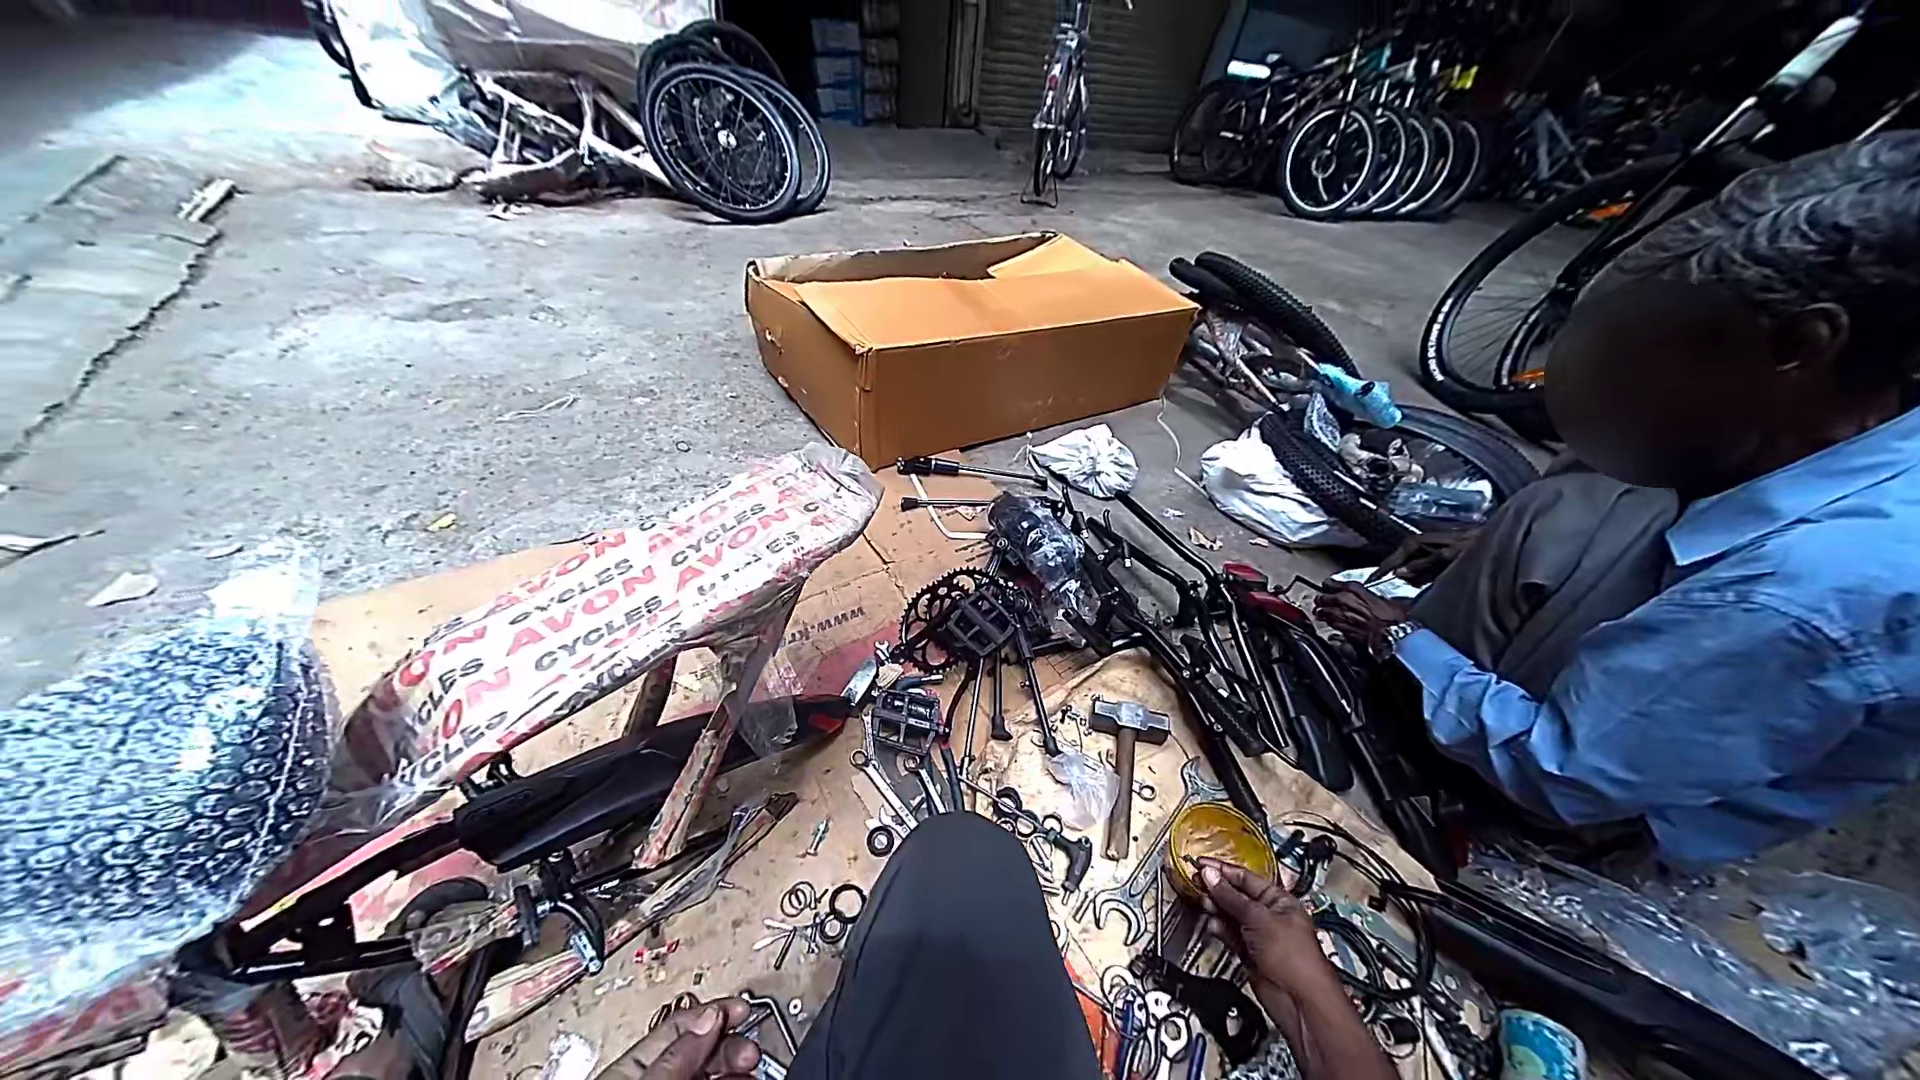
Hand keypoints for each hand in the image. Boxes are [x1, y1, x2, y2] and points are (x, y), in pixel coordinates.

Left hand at [601, 998, 760, 1079]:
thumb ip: (677, 1053)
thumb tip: (711, 1013)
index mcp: (633, 1065)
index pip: (681, 1024)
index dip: (715, 1010)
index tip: (744, 1008)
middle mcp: (653, 1076)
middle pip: (701, 1047)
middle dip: (730, 1043)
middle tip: (750, 1051)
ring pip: (710, 1070)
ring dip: (735, 1066)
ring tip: (752, 1070)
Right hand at [1193, 858, 1338, 1014]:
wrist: (1299, 1002)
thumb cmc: (1296, 960)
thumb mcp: (1258, 918)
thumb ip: (1230, 896)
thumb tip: (1211, 876)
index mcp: (1279, 901)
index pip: (1246, 878)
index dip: (1222, 870)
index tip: (1202, 863)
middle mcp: (1270, 917)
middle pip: (1236, 896)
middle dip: (1216, 888)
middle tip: (1197, 881)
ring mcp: (1260, 936)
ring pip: (1231, 915)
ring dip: (1216, 909)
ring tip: (1204, 903)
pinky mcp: (1251, 954)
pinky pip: (1230, 936)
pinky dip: (1220, 930)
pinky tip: (1214, 926)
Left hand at [1312, 581, 1410, 651]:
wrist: (1393, 636)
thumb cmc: (1395, 619)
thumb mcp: (1389, 601)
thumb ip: (1375, 597)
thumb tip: (1379, 599)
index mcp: (1353, 589)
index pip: (1330, 583)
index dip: (1329, 586)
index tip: (1329, 588)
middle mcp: (1342, 600)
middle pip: (1321, 597)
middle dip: (1322, 600)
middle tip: (1324, 602)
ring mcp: (1338, 615)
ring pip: (1321, 611)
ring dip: (1322, 612)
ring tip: (1323, 613)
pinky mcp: (1339, 628)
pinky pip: (1328, 623)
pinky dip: (1328, 623)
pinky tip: (1331, 623)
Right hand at [1373, 528, 1479, 586]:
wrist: (1492, 538)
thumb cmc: (1469, 545)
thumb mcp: (1445, 557)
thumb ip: (1421, 565)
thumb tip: (1397, 573)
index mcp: (1414, 542)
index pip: (1392, 559)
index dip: (1381, 570)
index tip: (1370, 581)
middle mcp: (1415, 544)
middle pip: (1400, 564)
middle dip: (1405, 575)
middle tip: (1416, 584)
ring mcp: (1423, 548)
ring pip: (1410, 567)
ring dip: (1417, 576)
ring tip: (1431, 579)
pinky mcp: (1431, 553)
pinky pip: (1421, 567)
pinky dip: (1425, 574)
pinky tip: (1435, 577)